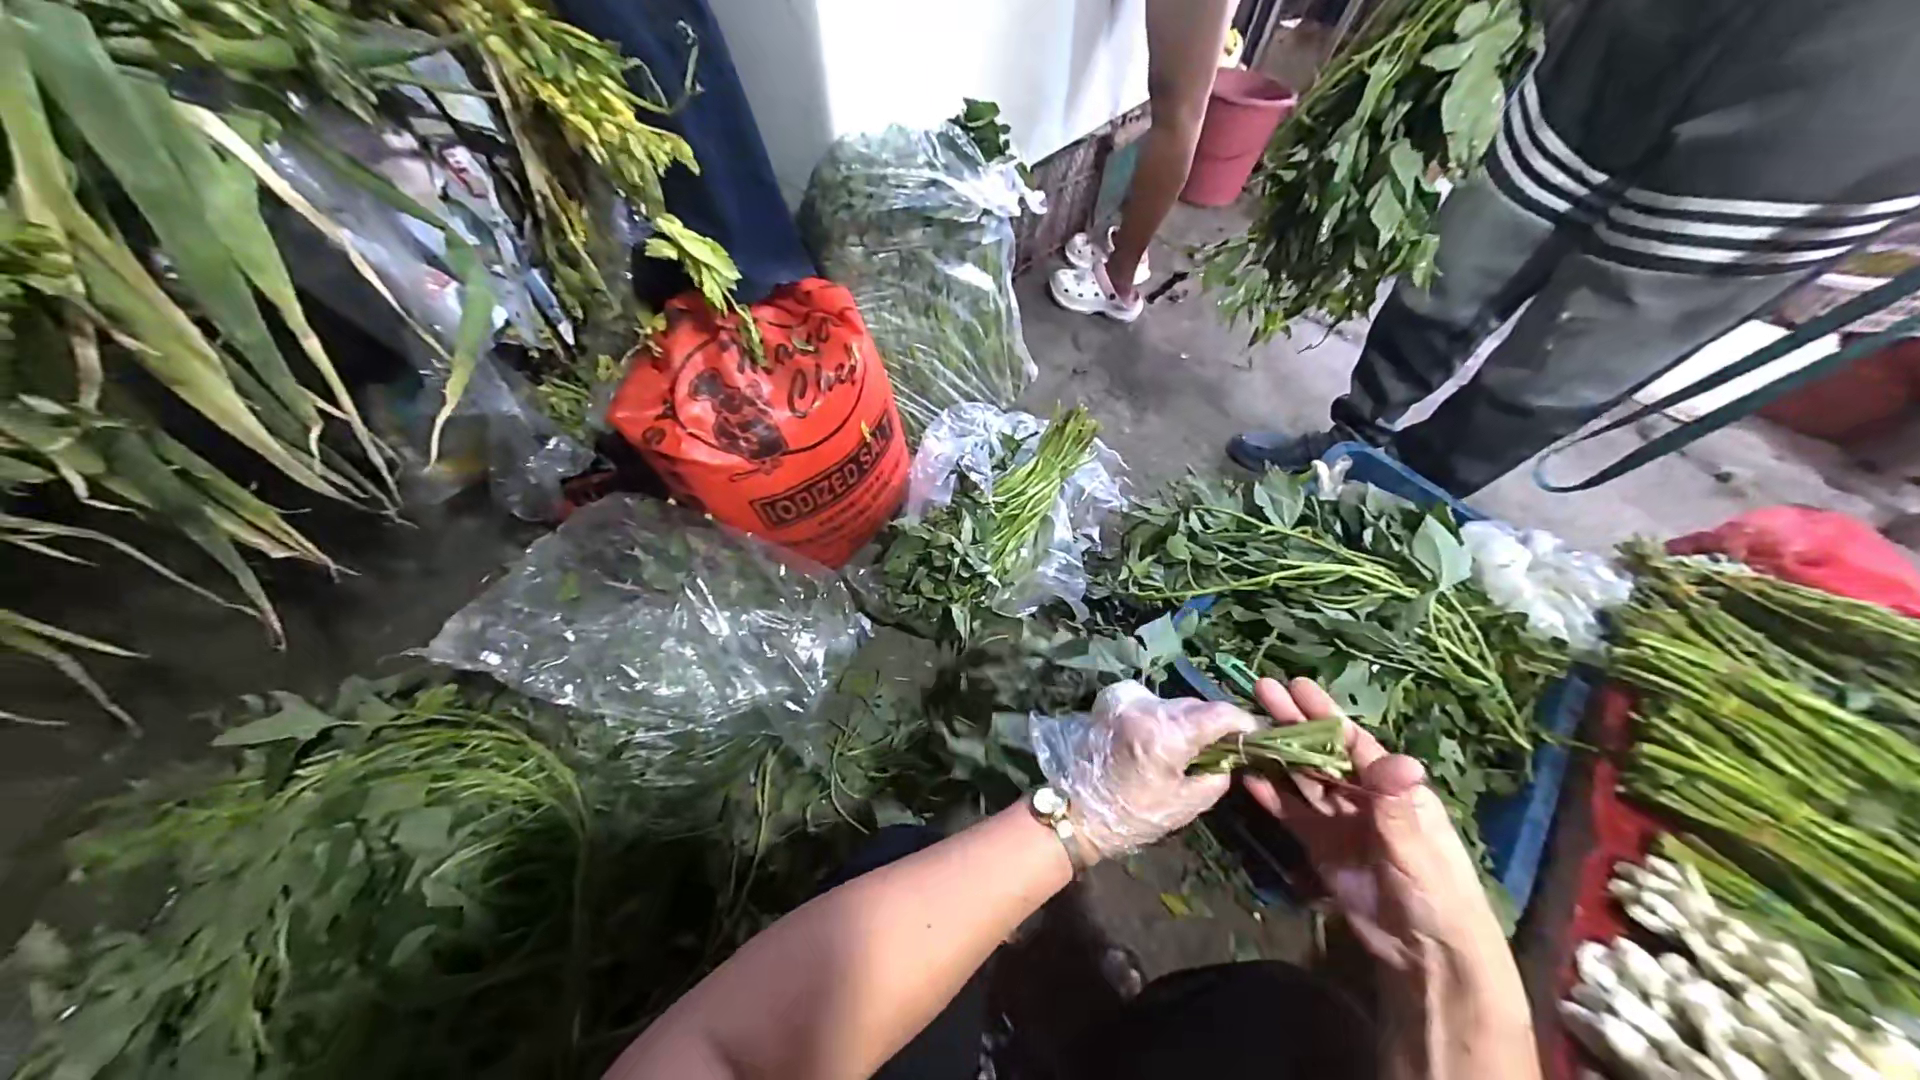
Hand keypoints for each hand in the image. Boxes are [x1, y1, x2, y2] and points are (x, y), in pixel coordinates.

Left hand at [1030, 680, 1257, 862]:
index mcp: (1166, 732)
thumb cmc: (1131, 815)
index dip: (1243, 722)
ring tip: (1195, 744)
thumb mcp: (1184, 804)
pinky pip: (1150, 702)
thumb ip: (1215, 776)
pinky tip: (1162, 737)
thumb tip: (1231, 758)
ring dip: (1188, 719)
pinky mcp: (1111, 700)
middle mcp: (1147, 706)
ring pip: (1173, 703)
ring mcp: (1126, 699)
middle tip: (1228, 745)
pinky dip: (1162, 715)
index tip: (1255, 735)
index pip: (1219, 713)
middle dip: (1215, 723)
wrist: (1075, 810)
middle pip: (1196, 705)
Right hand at [1239, 676, 1502, 967]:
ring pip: (1301, 777)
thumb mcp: (1419, 849)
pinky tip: (1248, 776)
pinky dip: (1270, 795)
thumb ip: (1398, 805)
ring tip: (1245, 727)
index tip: (1295, 685)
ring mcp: (1338, 819)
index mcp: (1393, 789)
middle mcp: (1362, 796)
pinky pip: (1290, 812)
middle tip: (1261, 689)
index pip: (1352, 742)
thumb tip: (1401, 759)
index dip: (1324, 713)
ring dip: (1275, 752)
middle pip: (1320, 752)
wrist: (1426, 956)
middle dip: (1291, 722)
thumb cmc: (1436, 895)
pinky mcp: (1318, 844)